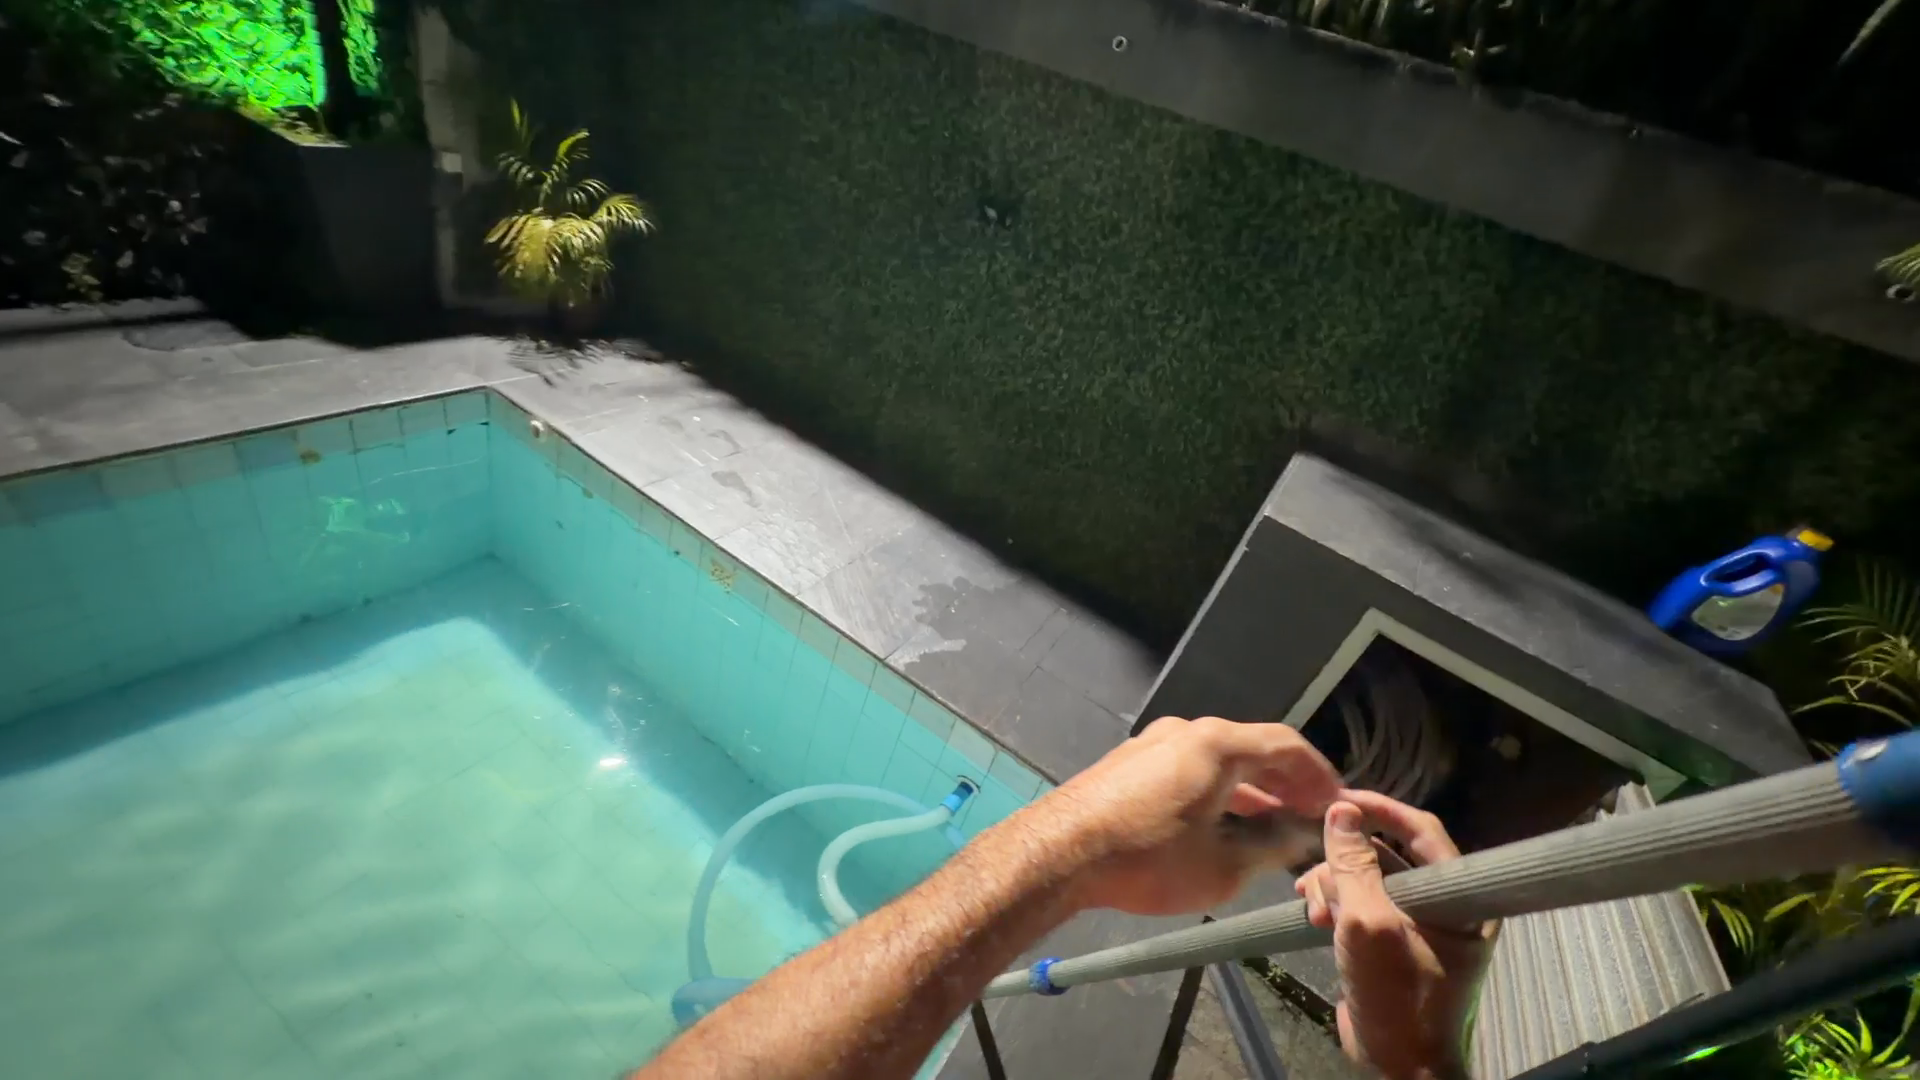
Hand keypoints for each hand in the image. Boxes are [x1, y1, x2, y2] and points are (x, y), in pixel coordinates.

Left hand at [1025, 716, 1341, 916]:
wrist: (1062, 850)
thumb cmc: (1149, 859)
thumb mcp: (1224, 865)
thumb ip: (1271, 844)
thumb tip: (1298, 833)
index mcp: (1215, 744)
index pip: (1285, 744)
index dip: (1319, 775)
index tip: (1338, 805)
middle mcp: (1185, 730)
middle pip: (1251, 747)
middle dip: (1286, 782)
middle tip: (1311, 817)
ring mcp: (1153, 742)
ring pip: (1218, 759)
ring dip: (1251, 788)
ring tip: (1275, 824)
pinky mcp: (1132, 761)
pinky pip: (1189, 767)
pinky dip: (1217, 788)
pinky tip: (1225, 821)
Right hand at [1296, 789, 1496, 1079]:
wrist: (1399, 1067)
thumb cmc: (1396, 995)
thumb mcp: (1368, 922)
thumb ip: (1353, 864)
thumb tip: (1340, 810)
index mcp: (1457, 898)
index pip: (1420, 829)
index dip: (1378, 808)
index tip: (1336, 798)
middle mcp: (1442, 904)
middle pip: (1384, 852)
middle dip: (1342, 859)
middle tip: (1314, 872)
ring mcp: (1415, 923)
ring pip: (1364, 875)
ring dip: (1331, 883)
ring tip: (1314, 908)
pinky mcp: (1391, 939)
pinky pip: (1357, 899)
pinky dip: (1333, 900)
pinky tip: (1314, 914)